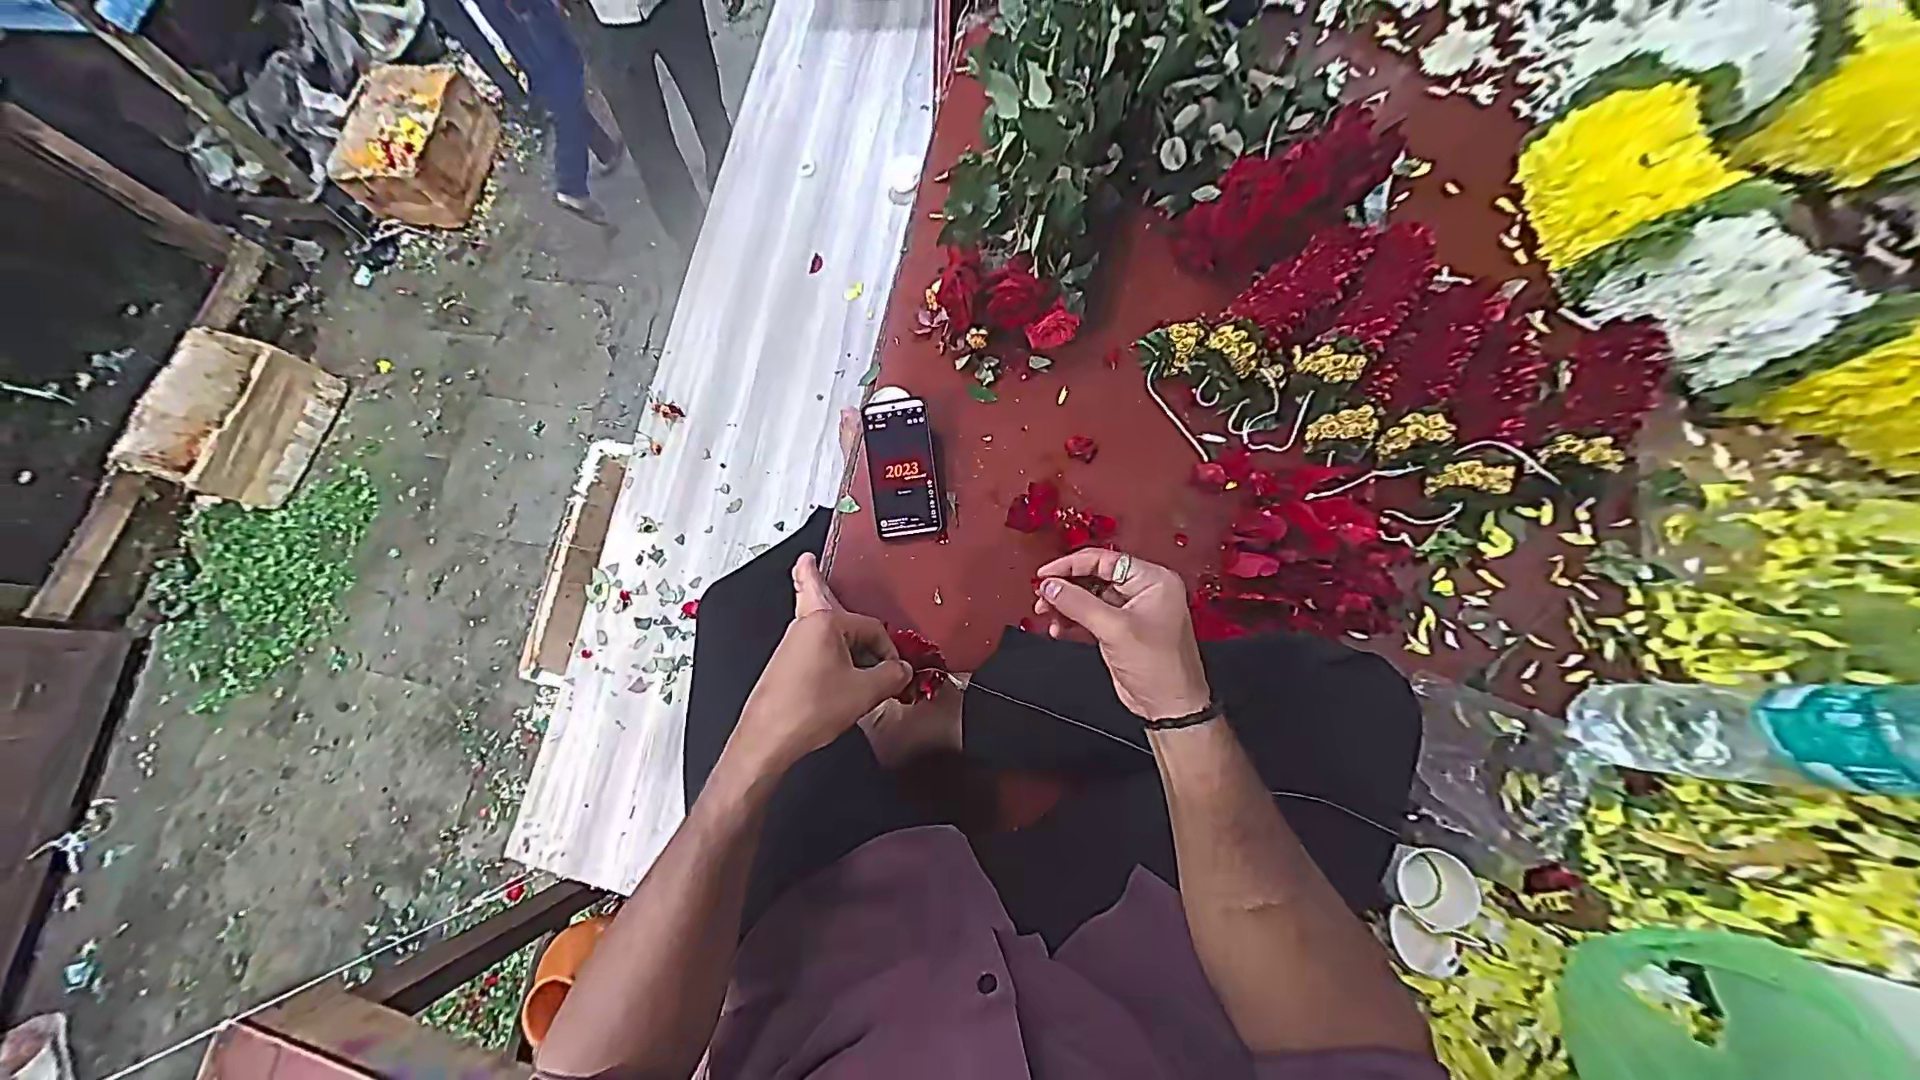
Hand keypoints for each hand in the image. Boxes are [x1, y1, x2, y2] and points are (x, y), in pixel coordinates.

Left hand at [725, 609, 912, 775]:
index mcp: (825, 622)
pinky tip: (840, 699)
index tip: (897, 673)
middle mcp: (806, 626)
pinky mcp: (787, 663)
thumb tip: (903, 670)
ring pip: (840, 650)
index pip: (874, 628)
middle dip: (873, 662)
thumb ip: (893, 675)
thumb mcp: (865, 691)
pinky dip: (838, 676)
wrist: (766, 739)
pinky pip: (823, 661)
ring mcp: (794, 644)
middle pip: (856, 636)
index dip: (891, 653)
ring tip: (862, 696)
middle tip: (884, 685)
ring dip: (857, 670)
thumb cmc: (808, 710)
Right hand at [1033, 550, 1210, 720]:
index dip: (1071, 565)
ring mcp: (1131, 612)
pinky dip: (1072, 622)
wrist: (1169, 707)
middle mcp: (1144, 592)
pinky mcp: (1120, 630)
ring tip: (1044, 612)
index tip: (1046, 574)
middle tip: (1043, 594)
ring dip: (1065, 606)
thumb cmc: (1161, 668)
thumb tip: (1051, 586)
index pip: (1105, 560)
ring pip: (1089, 598)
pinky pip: (1090, 617)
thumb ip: (1078, 604)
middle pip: (1094, 577)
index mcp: (1153, 580)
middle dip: (1066, 587)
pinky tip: (1057, 628)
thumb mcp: (1115, 630)